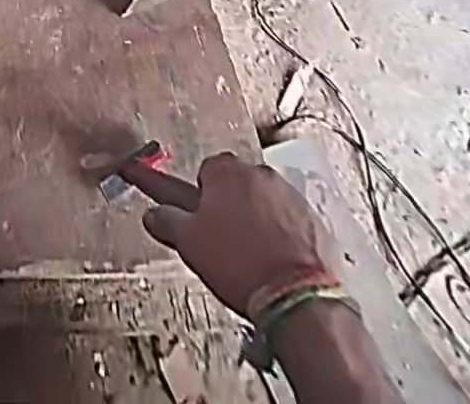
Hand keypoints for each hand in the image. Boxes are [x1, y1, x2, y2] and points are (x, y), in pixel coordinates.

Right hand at [135, 152, 329, 315]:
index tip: (198, 215)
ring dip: (256, 218)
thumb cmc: (241, 262)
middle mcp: (259, 174)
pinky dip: (281, 234)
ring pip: (263, 202)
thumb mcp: (188, 241)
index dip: (200, 196)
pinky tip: (273, 260)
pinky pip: (290, 221)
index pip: (205, 170)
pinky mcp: (315, 221)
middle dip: (228, 204)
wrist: (298, 299)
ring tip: (249, 254)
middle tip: (220, 236)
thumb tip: (153, 214)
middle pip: (236, 184)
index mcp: (226, 171)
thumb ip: (165, 220)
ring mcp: (290, 196)